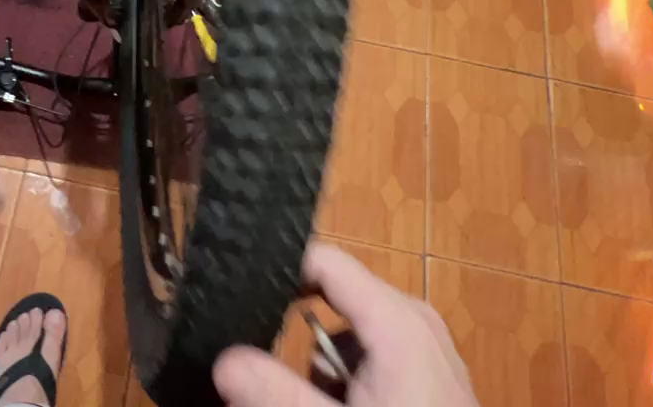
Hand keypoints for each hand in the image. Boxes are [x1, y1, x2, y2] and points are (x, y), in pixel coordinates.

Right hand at [212, 243, 479, 406]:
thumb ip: (277, 392)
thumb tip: (222, 361)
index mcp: (395, 318)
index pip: (324, 260)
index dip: (280, 267)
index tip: (240, 287)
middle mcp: (413, 318)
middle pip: (332, 298)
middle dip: (298, 335)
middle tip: (270, 370)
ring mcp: (426, 346)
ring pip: (348, 334)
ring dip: (324, 369)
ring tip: (322, 405)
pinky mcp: (430, 373)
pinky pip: (372, 356)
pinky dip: (350, 380)